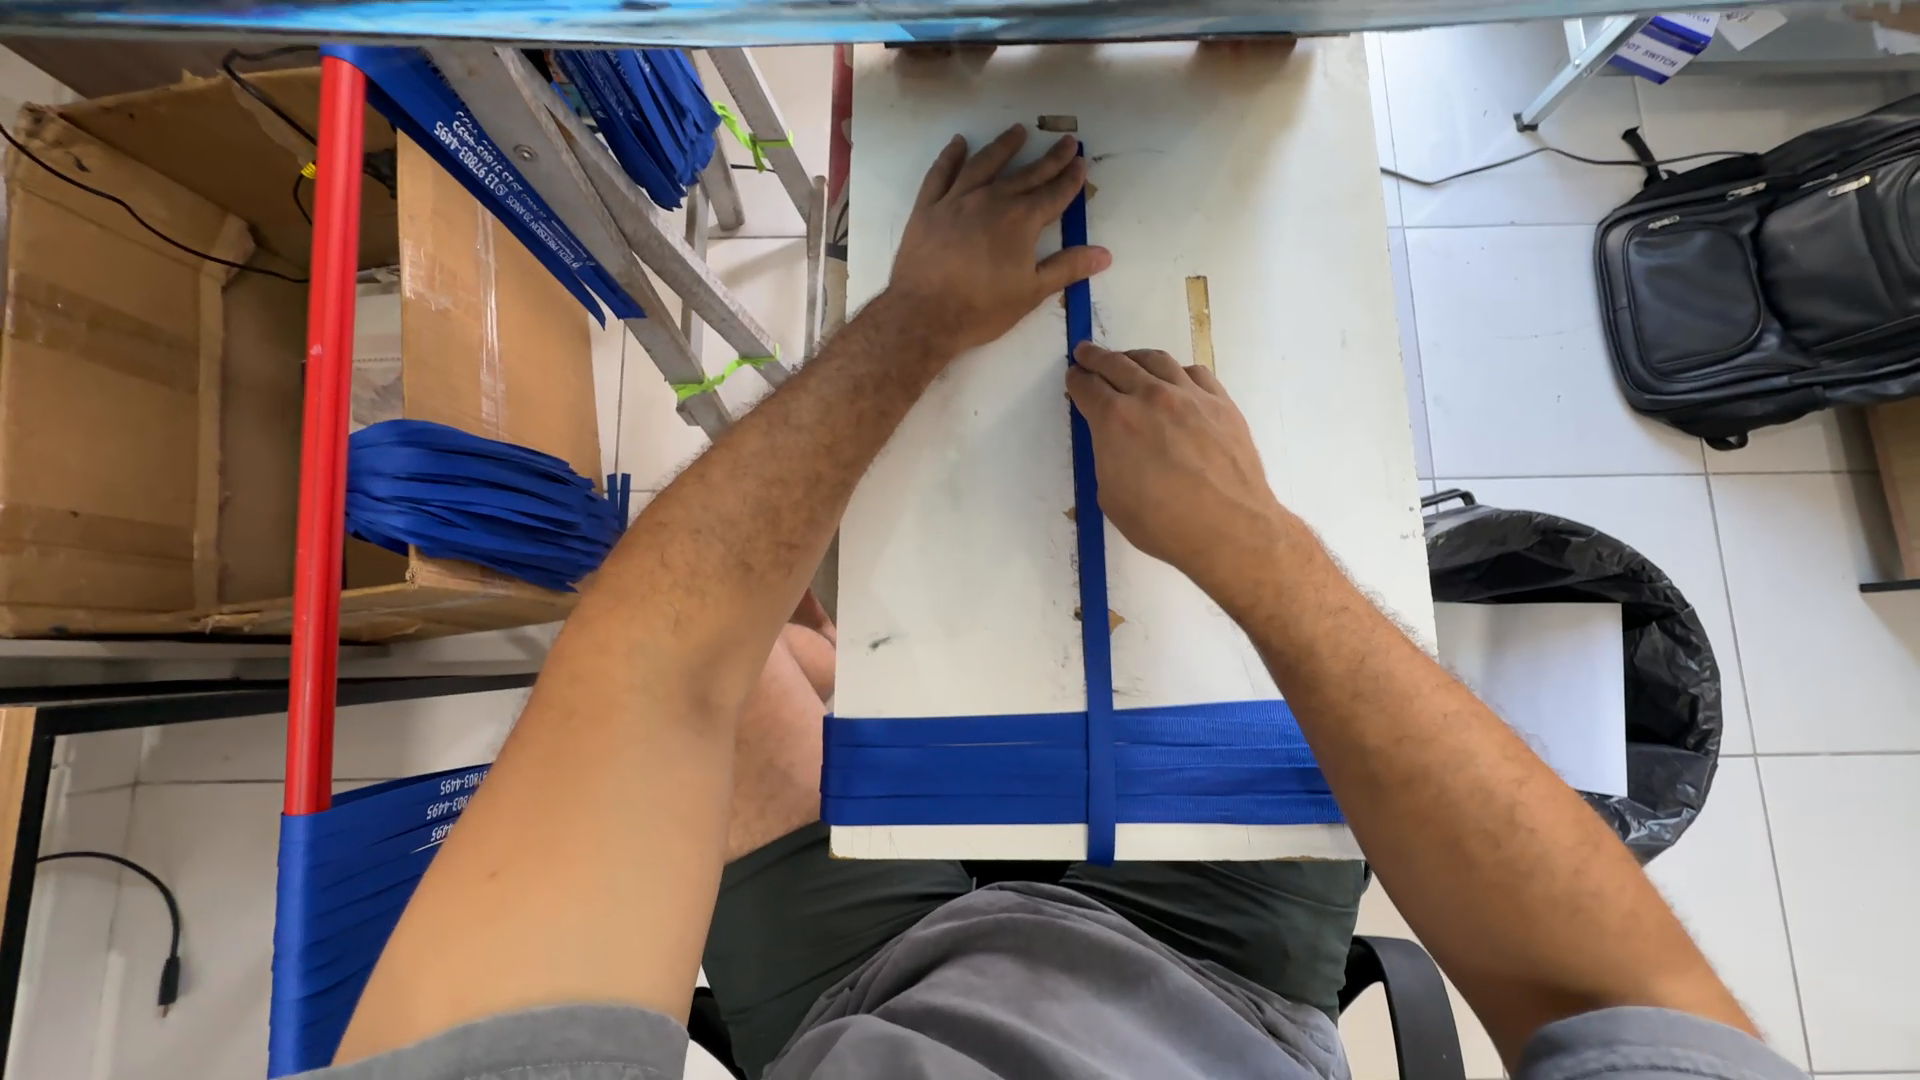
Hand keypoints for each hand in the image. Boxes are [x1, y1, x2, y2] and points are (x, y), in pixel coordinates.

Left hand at [886, 125, 1111, 353]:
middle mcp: (992, 200)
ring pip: (985, 164)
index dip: (1071, 179)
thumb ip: (1067, 268)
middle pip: (1026, 174)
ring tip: (1017, 132)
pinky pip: (941, 173)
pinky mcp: (927, 208)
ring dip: (1004, 146)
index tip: (1081, 162)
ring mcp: (956, 200)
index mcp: (1021, 220)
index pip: (1054, 194)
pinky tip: (959, 144)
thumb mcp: (1031, 293)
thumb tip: (1104, 255)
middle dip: (1050, 159)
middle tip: (1066, 141)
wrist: (923, 314)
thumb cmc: (981, 309)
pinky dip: (951, 156)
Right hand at [1066, 343, 1290, 589]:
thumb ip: (1108, 458)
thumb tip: (1115, 445)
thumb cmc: (1163, 524)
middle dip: (1096, 358)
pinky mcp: (1221, 403)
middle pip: (1117, 364)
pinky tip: (1174, 378)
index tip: (1073, 377)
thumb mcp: (1112, 497)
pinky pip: (1194, 373)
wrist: (1229, 528)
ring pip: (1156, 360)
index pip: (1088, 388)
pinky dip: (1176, 371)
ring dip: (1135, 356)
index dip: (1076, 381)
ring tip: (1128, 359)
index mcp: (1115, 421)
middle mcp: (1150, 397)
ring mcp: (1189, 396)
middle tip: (1087, 352)